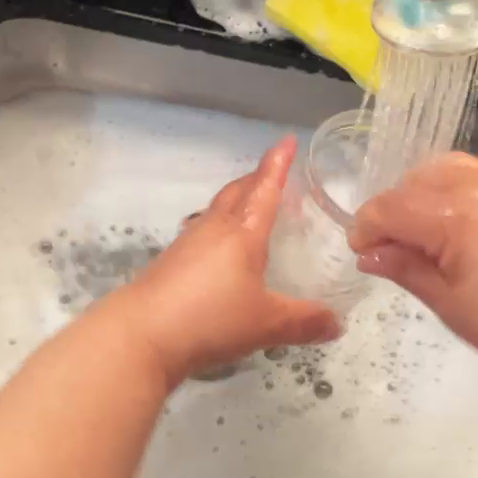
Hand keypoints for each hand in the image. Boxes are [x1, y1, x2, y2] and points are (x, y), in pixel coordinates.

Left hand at [103, 137, 341, 387]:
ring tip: (252, 209)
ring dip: (236, 202)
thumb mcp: (266, 323)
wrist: (140, 336)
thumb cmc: (209, 318)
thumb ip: (304, 322)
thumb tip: (338, 324)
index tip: (287, 140)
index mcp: (242, 233)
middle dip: (257, 179)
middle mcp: (214, 229)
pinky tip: (223, 251)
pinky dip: (220, 230)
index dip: (278, 164)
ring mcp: (187, 245)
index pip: (265, 188)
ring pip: (217, 211)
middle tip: (274, 174)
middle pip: (237, 192)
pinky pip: (203, 233)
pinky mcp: (171, 264)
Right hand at [349, 152, 477, 411]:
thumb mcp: (451, 306)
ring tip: (419, 234)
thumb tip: (367, 253)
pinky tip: (453, 226)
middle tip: (388, 248)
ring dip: (421, 193)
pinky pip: (475, 175)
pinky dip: (451, 190)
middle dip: (393, 209)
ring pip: (444, 169)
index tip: (359, 252)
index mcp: (459, 213)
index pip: (392, 205)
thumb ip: (406, 269)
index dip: (366, 226)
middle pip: (415, 181)